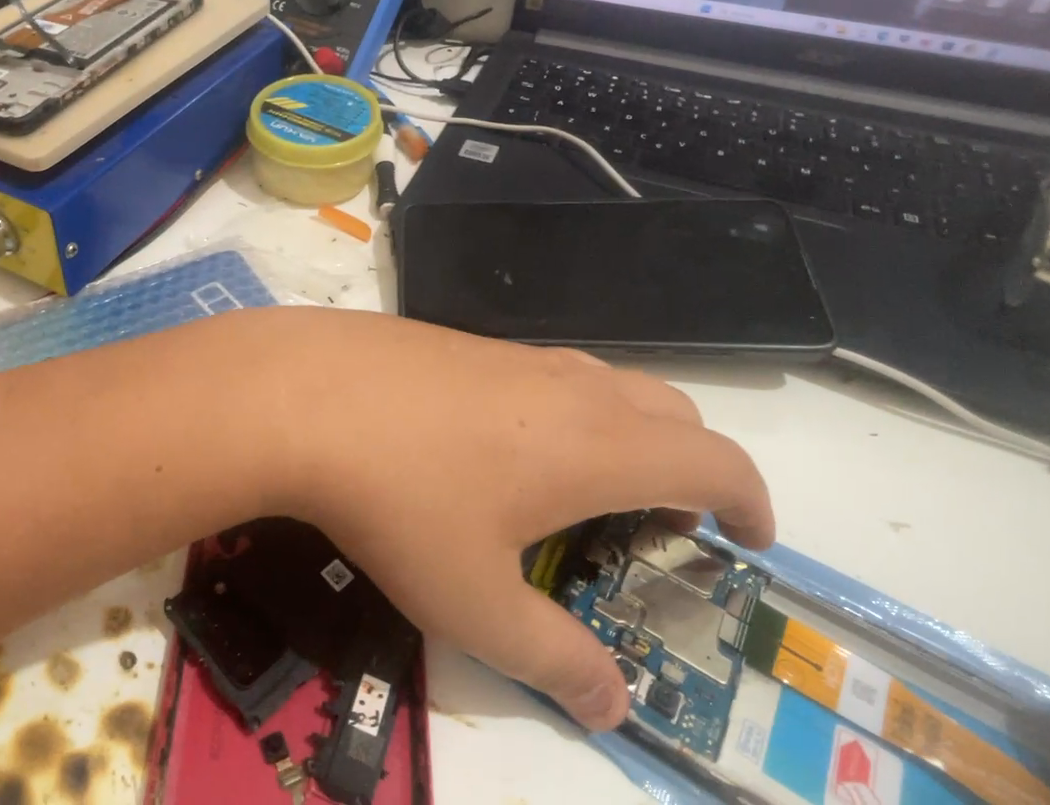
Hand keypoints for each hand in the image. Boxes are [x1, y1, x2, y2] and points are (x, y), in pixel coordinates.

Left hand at [261, 309, 775, 731]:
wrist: (298, 395)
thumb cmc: (398, 501)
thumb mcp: (473, 601)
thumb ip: (551, 658)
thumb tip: (612, 707)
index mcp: (599, 446)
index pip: (717, 463)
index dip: (751, 500)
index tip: (749, 539)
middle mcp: (568, 386)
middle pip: (671, 412)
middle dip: (690, 465)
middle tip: (662, 519)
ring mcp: (508, 354)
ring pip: (603, 383)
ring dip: (624, 431)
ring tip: (583, 484)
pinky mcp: (455, 341)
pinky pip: (538, 372)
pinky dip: (559, 409)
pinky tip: (494, 446)